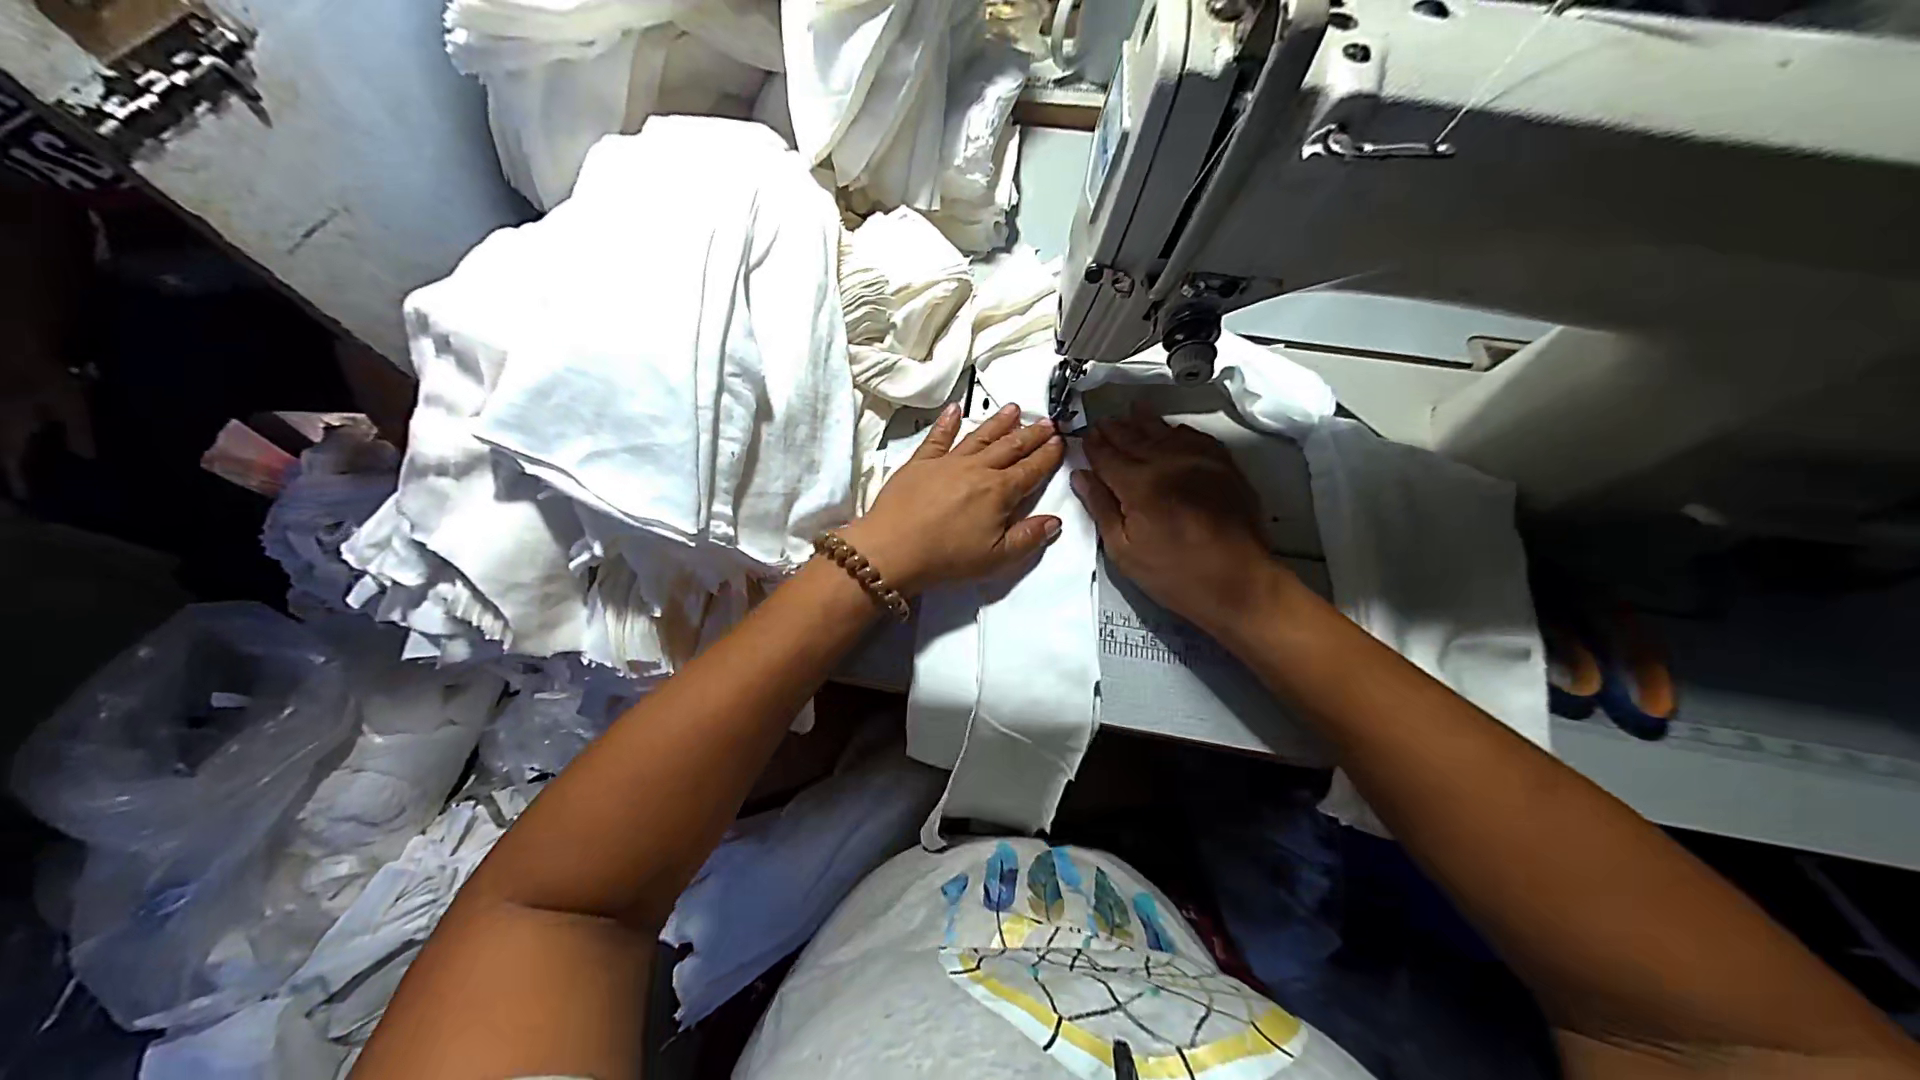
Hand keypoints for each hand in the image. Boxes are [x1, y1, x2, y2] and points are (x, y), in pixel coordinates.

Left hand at [839, 403, 1065, 594]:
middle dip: (1031, 434)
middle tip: (1046, 422)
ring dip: (998, 422)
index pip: (1031, 470)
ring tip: (1013, 409)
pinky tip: (955, 411)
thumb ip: (1028, 538)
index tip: (1059, 443)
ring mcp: (947, 463)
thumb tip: (1053, 523)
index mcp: (999, 492)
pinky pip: (938, 437)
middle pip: (1010, 447)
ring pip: (979, 436)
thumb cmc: (945, 557)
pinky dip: (948, 423)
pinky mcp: (920, 463)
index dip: (1047, 456)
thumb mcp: (996, 558)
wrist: (893, 550)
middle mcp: (976, 470)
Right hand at [1072, 406, 1294, 634]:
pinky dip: (1178, 431)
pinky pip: (1196, 437)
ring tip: (1132, 412)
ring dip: (1144, 423)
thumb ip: (1101, 508)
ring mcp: (1199, 461)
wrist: (1238, 583)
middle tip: (1103, 422)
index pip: (1107, 456)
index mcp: (1138, 485)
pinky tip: (1172, 429)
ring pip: (1164, 432)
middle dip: (1116, 430)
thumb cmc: (1177, 575)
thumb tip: (1082, 478)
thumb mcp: (1124, 550)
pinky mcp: (1223, 467)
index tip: (1086, 437)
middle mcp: (1168, 464)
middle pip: (1134, 439)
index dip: (1094, 445)